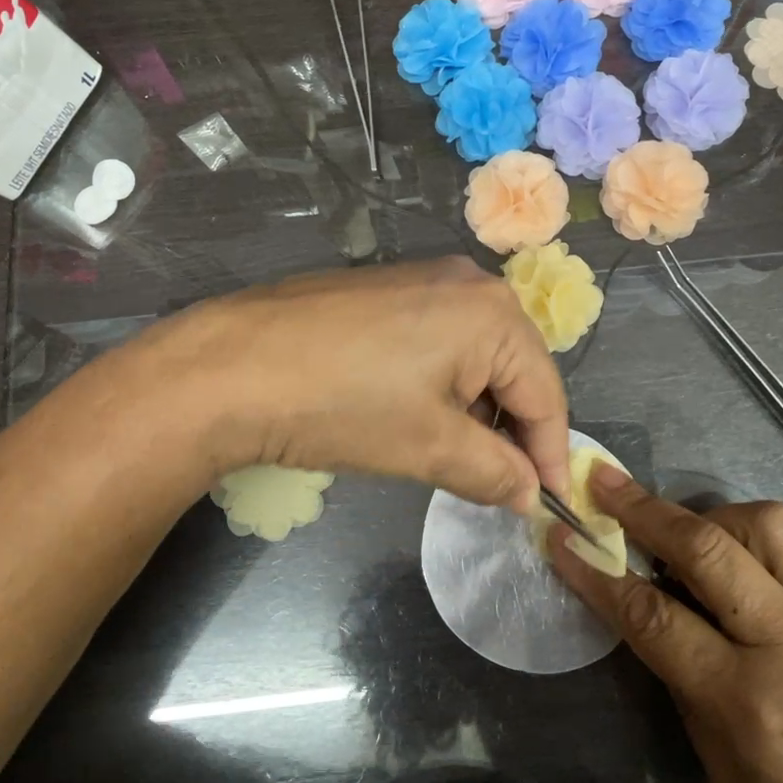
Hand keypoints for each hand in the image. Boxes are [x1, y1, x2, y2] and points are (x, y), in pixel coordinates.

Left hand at [107, 258, 570, 507]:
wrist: (232, 366)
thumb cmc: (344, 406)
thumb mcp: (430, 448)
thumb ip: (496, 472)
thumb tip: (529, 493)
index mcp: (493, 312)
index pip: (545, 393)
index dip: (550, 454)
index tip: (547, 504)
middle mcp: (467, 281)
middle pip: (515, 367)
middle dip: (513, 430)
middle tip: (501, 485)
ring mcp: (422, 278)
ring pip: (476, 353)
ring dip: (477, 407)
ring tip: (457, 456)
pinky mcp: (384, 288)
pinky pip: (439, 338)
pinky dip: (443, 381)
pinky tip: (416, 414)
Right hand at [549, 463, 782, 782]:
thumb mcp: (733, 776)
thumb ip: (690, 695)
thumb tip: (658, 625)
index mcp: (750, 701)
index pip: (653, 618)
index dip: (598, 576)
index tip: (564, 540)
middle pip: (706, 551)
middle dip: (644, 511)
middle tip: (604, 482)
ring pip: (767, 526)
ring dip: (714, 516)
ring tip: (687, 528)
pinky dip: (770, 531)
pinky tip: (752, 545)